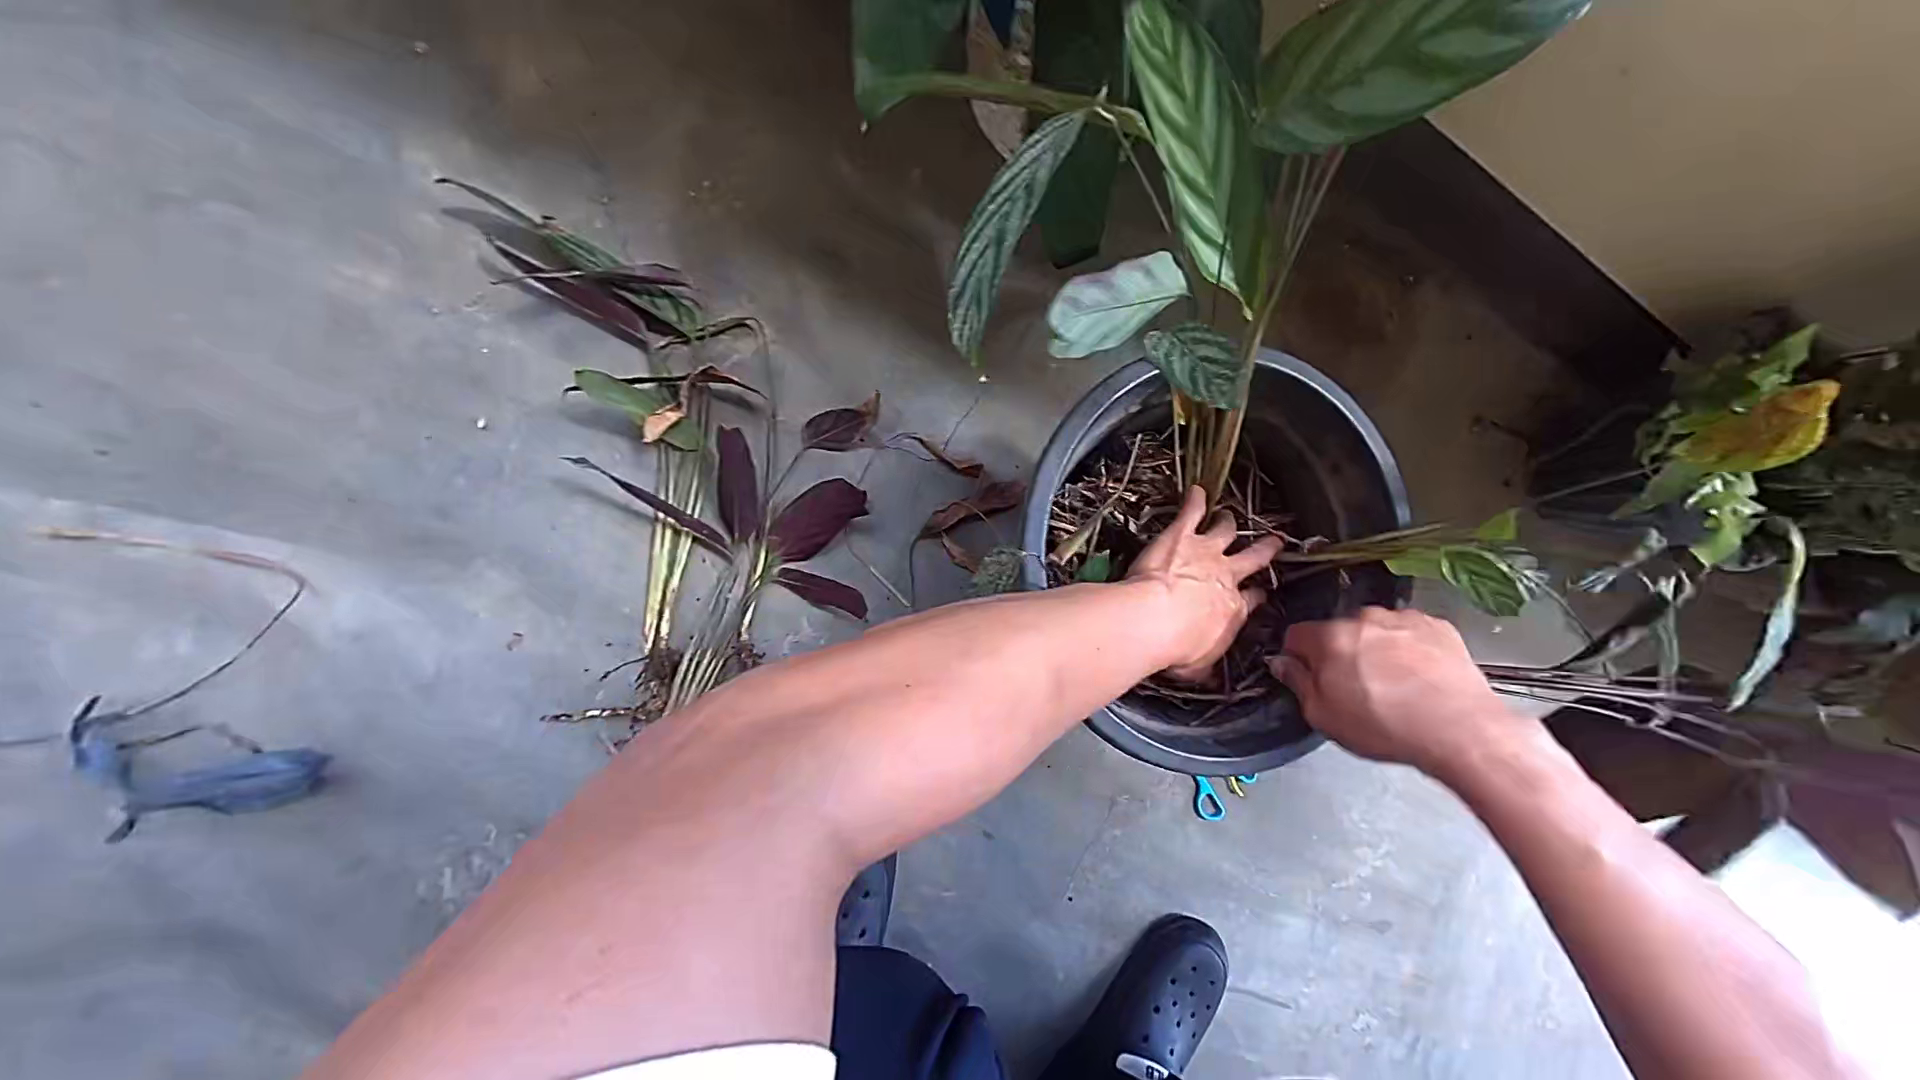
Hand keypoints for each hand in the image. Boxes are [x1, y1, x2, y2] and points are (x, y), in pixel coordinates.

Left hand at [1126, 486, 1282, 682]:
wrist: (1155, 618)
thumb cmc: (1176, 648)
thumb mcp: (1196, 667)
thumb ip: (1203, 666)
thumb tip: (1205, 677)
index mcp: (1233, 610)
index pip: (1251, 599)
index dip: (1255, 595)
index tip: (1257, 593)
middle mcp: (1226, 576)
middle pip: (1252, 559)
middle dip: (1264, 550)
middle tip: (1273, 543)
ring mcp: (1205, 552)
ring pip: (1225, 531)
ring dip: (1228, 523)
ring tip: (1231, 516)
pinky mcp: (1181, 535)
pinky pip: (1191, 512)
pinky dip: (1195, 500)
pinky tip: (1195, 490)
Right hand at [1268, 607, 1539, 779]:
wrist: (1463, 733)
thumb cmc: (1390, 727)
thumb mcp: (1322, 715)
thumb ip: (1296, 682)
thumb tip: (1283, 663)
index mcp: (1329, 637)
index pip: (1296, 634)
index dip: (1298, 657)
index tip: (1308, 674)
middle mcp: (1363, 619)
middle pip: (1336, 631)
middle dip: (1339, 653)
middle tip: (1354, 688)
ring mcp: (1402, 620)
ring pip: (1373, 630)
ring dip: (1374, 649)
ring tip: (1391, 686)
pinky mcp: (1436, 627)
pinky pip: (1408, 632)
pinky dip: (1407, 649)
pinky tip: (1415, 678)